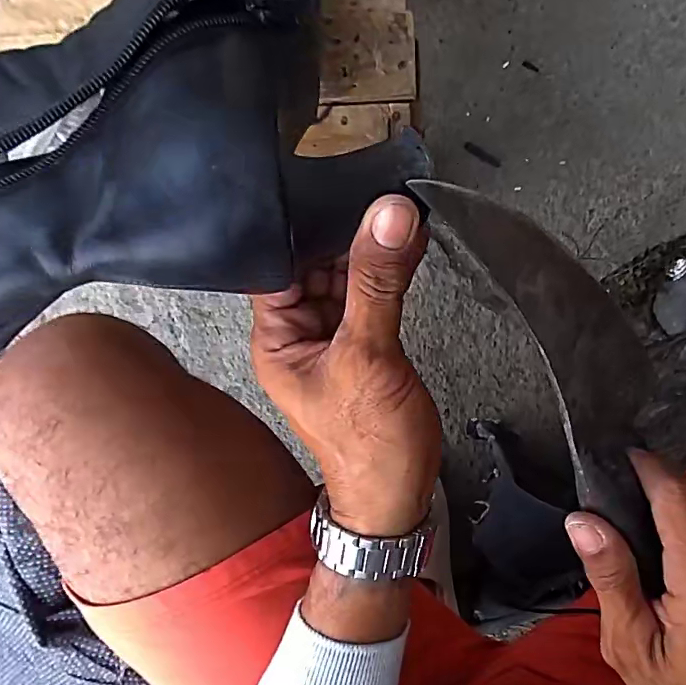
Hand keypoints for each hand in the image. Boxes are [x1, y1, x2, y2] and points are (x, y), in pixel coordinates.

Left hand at [252, 196, 440, 536]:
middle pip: (315, 267)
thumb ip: (378, 285)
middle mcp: (300, 337)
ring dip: (370, 251)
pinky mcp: (367, 347)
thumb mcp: (368, 357)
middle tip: (377, 198)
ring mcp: (334, 341)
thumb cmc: (368, 447)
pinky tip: (408, 248)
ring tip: (399, 216)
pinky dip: (389, 274)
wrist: (397, 493)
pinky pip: (373, 298)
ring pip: (347, 279)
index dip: (304, 228)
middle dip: (344, 233)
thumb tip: (388, 221)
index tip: (334, 190)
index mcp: (277, 340)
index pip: (280, 265)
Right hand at [563, 451, 685, 684]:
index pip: (678, 497)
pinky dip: (680, 542)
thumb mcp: (632, 647)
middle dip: (643, 501)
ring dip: (661, 526)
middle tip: (603, 522)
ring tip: (628, 558)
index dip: (646, 467)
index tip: (614, 454)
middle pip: (685, 504)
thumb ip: (611, 578)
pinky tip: (662, 576)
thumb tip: (583, 520)